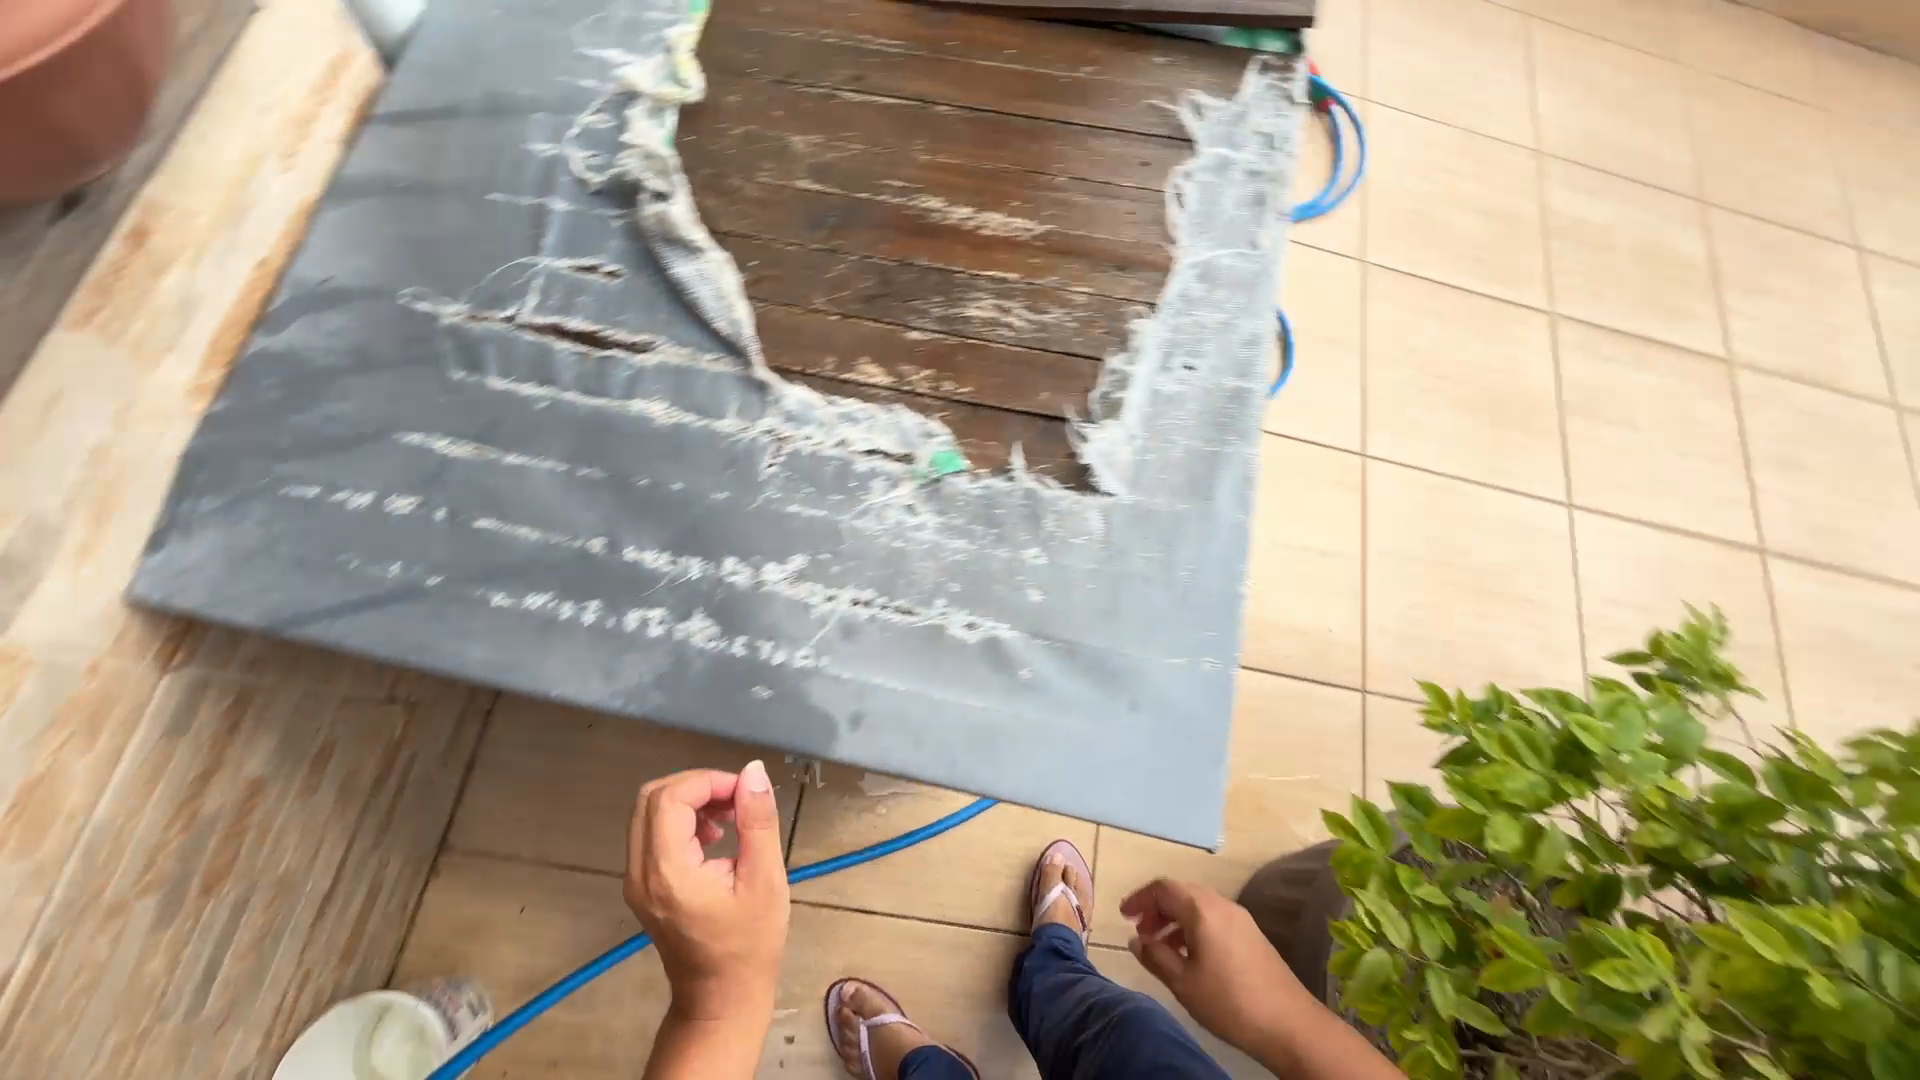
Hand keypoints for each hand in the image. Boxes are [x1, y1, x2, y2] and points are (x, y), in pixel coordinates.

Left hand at [624, 761, 789, 1023]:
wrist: (722, 998)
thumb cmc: (750, 943)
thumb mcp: (765, 878)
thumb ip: (758, 820)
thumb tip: (753, 771)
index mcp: (668, 871)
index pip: (671, 797)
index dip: (709, 781)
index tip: (744, 793)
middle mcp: (640, 872)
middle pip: (652, 798)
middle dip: (698, 786)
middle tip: (737, 800)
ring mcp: (635, 881)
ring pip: (649, 812)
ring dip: (690, 801)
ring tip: (730, 818)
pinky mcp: (642, 886)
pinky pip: (652, 833)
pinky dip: (681, 820)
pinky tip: (714, 836)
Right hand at [1120, 878, 1317, 1052]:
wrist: (1291, 1025)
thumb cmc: (1230, 1002)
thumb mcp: (1183, 983)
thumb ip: (1155, 956)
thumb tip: (1135, 940)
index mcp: (1202, 909)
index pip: (1163, 888)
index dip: (1140, 898)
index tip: (1124, 916)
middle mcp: (1221, 905)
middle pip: (1181, 892)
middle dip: (1157, 908)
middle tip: (1141, 932)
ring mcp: (1240, 919)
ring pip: (1199, 906)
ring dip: (1175, 919)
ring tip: (1162, 946)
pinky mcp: (1252, 935)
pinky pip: (1214, 918)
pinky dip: (1194, 927)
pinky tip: (1190, 955)